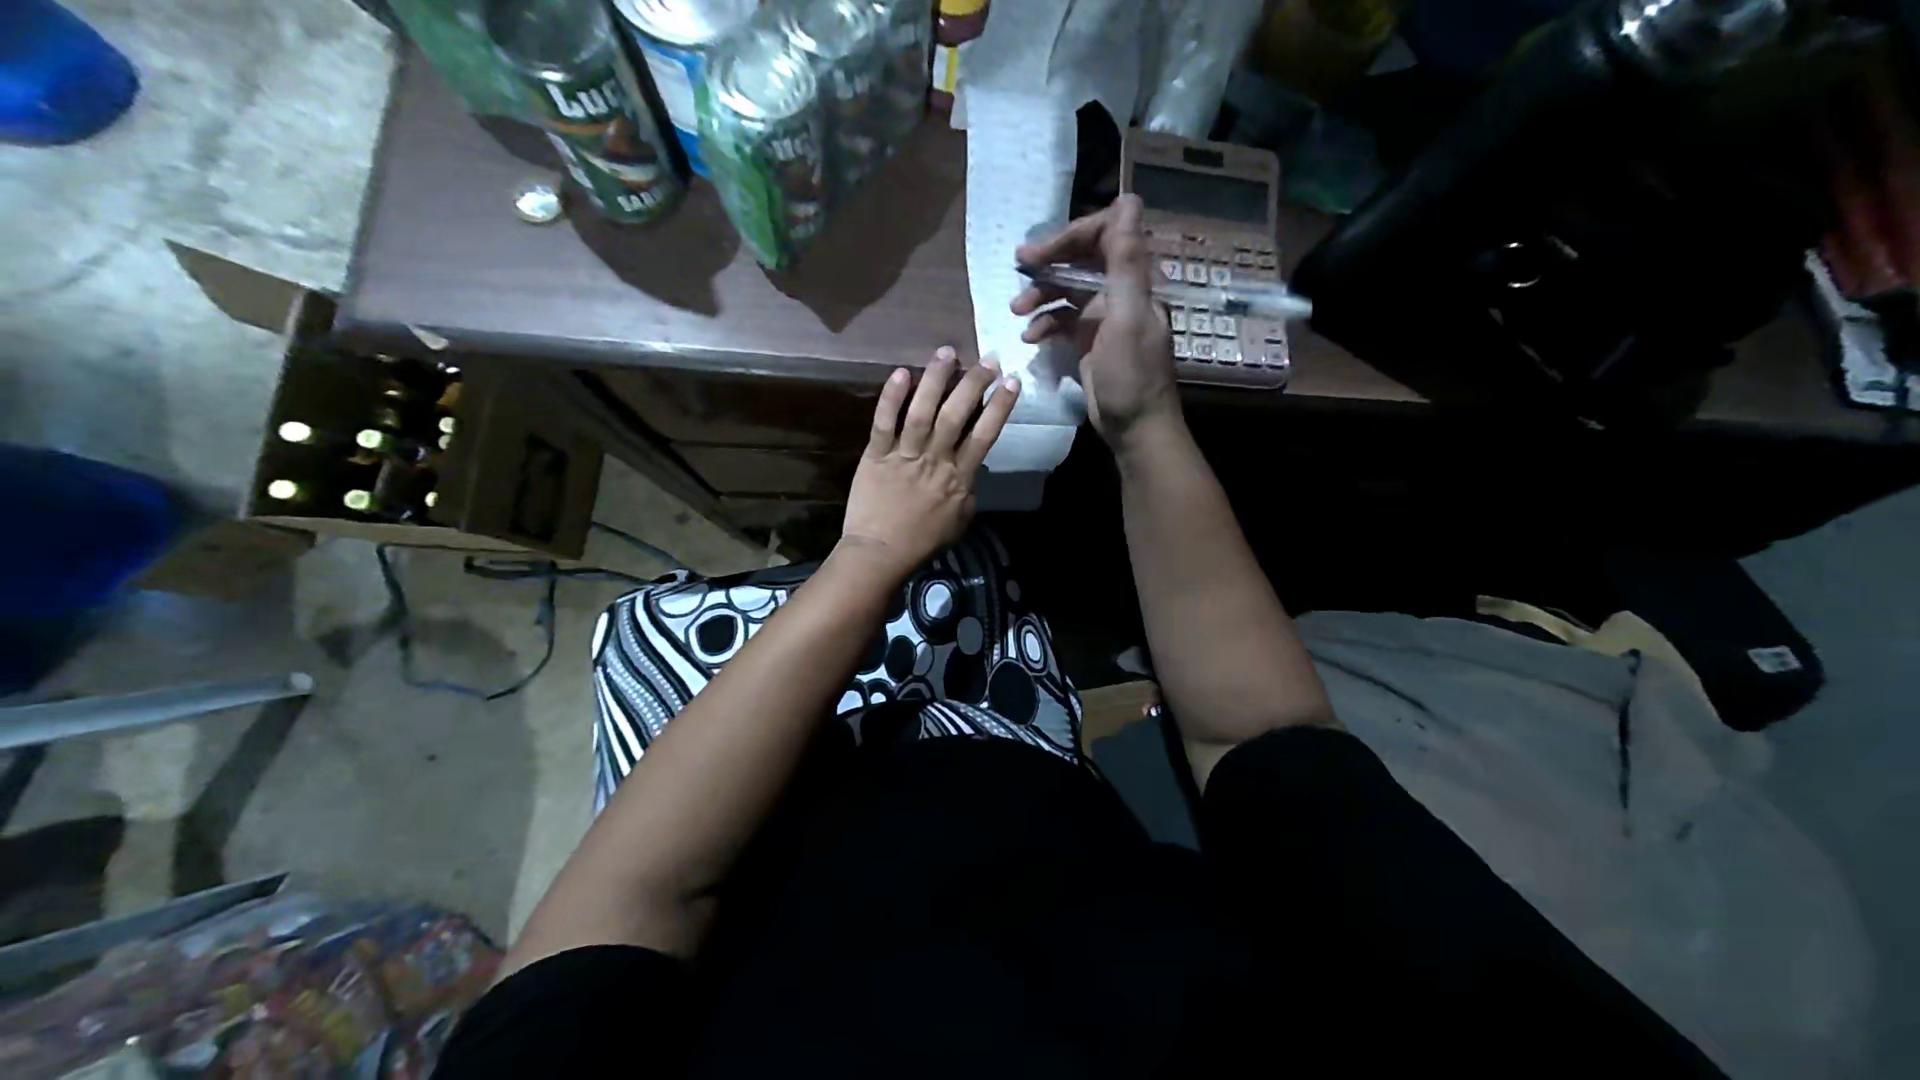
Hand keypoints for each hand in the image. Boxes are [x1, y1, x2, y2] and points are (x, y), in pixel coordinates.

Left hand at [839, 347, 1019, 579]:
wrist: (880, 553)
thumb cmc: (923, 541)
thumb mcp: (960, 519)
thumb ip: (969, 489)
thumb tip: (975, 463)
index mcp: (959, 478)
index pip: (984, 435)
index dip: (999, 406)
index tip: (1011, 381)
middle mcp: (935, 461)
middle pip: (957, 416)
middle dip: (974, 384)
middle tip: (987, 359)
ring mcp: (904, 456)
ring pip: (922, 412)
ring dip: (936, 380)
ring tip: (947, 352)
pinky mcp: (875, 456)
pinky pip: (883, 423)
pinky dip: (891, 398)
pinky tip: (901, 372)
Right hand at [1012, 195, 1179, 450]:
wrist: (1134, 426)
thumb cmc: (1132, 374)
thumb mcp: (1127, 316)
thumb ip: (1126, 262)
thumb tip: (1129, 201)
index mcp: (1135, 280)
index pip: (1106, 234)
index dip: (1073, 235)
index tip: (1040, 251)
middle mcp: (1120, 292)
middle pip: (1083, 259)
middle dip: (1051, 261)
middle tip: (1019, 266)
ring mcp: (1104, 317)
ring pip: (1068, 290)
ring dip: (1042, 294)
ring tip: (1016, 310)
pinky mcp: (1089, 341)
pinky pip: (1063, 321)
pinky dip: (1045, 324)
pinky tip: (1030, 338)